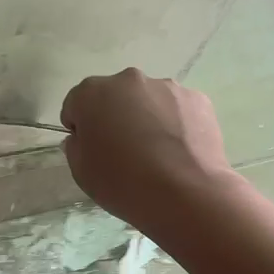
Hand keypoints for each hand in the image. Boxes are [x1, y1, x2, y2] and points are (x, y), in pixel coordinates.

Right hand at [59, 69, 238, 232]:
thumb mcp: (82, 173)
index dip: (82, 129)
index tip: (93, 151)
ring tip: (159, 154)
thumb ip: (76, 146)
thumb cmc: (124, 184)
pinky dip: (177, 124)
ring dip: (148, 118)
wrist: (186, 193)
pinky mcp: (197, 99)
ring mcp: (167, 87)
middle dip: (116, 117)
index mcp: (92, 93)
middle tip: (126, 152)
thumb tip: (85, 137)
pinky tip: (181, 151)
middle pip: (115, 97)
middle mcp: (129, 80)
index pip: (77, 105)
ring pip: (150, 100)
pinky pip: (179, 109)